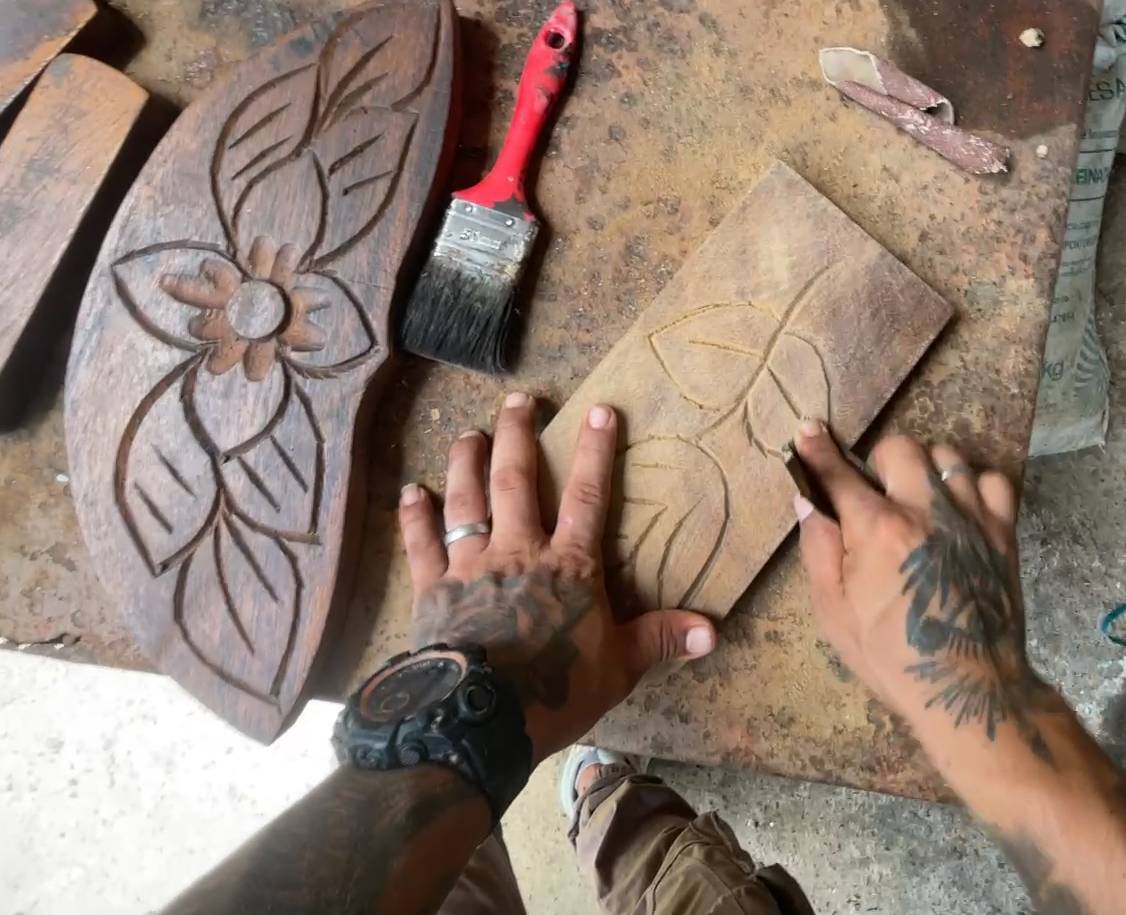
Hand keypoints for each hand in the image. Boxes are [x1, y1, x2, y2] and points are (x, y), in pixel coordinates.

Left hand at [399, 392, 718, 764]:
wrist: (477, 725)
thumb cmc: (554, 691)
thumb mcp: (618, 667)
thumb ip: (660, 639)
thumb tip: (713, 633)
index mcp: (567, 565)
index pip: (586, 495)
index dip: (595, 450)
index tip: (599, 409)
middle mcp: (518, 551)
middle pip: (517, 480)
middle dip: (519, 436)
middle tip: (518, 400)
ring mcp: (471, 567)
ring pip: (467, 500)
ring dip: (467, 462)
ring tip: (469, 433)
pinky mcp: (433, 590)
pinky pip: (423, 545)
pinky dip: (416, 517)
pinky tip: (411, 491)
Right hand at [791, 420, 1037, 742]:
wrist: (969, 692)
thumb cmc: (890, 656)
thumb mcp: (834, 612)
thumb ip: (818, 549)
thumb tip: (807, 500)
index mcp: (877, 529)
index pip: (840, 474)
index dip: (819, 450)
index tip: (808, 429)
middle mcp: (925, 510)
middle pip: (901, 447)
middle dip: (880, 461)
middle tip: (877, 493)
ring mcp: (971, 517)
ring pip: (948, 455)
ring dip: (926, 469)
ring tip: (920, 498)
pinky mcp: (1004, 531)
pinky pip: (994, 479)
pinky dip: (974, 485)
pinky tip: (960, 508)